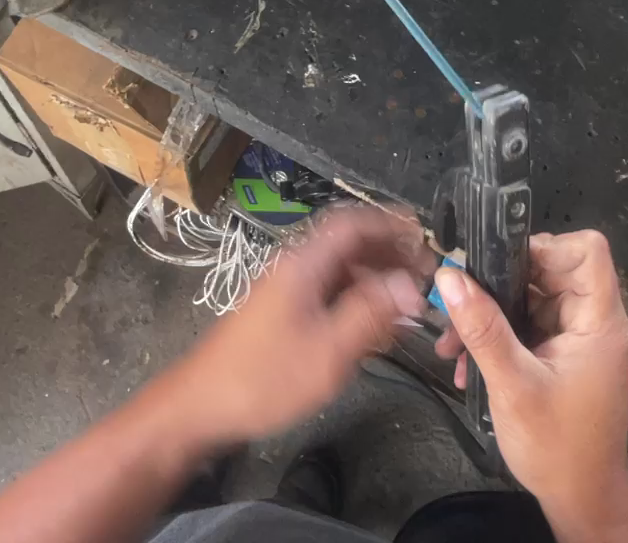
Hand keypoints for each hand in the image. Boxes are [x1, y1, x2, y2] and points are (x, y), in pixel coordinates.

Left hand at [160, 208, 432, 449]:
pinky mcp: (286, 311)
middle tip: (425, 273)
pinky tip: (377, 323)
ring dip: (376, 278)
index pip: (351, 224)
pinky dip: (358, 299)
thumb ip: (370, 314)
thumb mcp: (327, 351)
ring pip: (341, 270)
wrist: (202, 404)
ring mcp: (289, 289)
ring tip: (409, 299)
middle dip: (389, 253)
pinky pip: (330, 292)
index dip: (388, 222)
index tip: (421, 233)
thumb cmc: (263, 377)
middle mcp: (296, 267)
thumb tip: (409, 285)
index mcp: (303, 264)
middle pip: (349, 244)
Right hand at [434, 230, 627, 542]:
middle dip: (499, 280)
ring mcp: (574, 337)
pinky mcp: (558, 353)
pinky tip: (465, 359)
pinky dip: (494, 333)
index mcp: (598, 322)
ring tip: (452, 340)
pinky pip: (522, 322)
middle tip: (460, 300)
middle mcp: (591, 321)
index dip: (546, 246)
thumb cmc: (558, 449)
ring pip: (528, 295)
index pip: (587, 251)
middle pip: (549, 268)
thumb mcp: (513, 385)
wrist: (579, 503)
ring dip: (488, 311)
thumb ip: (482, 328)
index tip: (503, 264)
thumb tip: (449, 276)